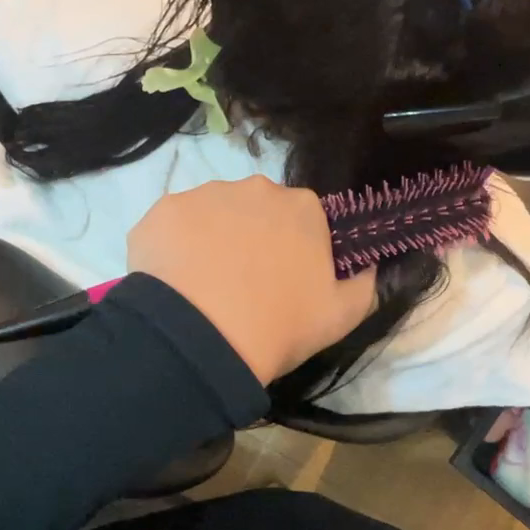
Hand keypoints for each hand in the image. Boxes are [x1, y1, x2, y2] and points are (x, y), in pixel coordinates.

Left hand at [127, 177, 376, 384]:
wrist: (200, 341)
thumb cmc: (280, 326)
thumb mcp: (342, 316)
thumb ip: (363, 282)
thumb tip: (367, 264)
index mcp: (303, 208)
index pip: (305, 220)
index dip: (296, 250)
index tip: (286, 281)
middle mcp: (256, 189)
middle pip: (258, 211)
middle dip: (253, 238)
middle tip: (244, 286)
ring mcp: (204, 195)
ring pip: (213, 215)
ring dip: (213, 241)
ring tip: (204, 288)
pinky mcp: (162, 212)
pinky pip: (173, 226)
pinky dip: (174, 248)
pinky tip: (175, 283)